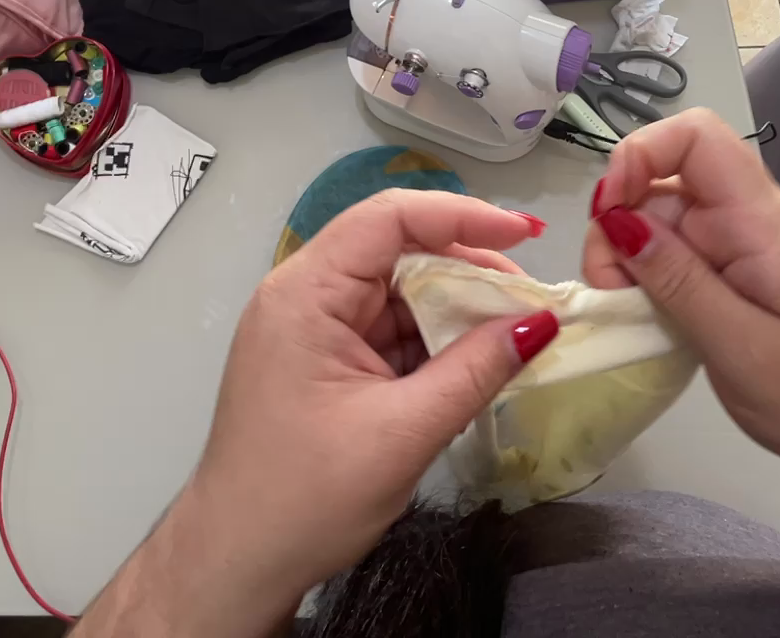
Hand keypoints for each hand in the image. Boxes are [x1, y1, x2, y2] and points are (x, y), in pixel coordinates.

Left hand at [177, 190, 557, 620]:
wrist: (238, 563)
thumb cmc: (306, 498)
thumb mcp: (403, 432)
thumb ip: (475, 371)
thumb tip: (541, 324)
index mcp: (306, 293)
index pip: (387, 220)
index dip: (460, 215)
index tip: (522, 233)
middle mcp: (306, 292)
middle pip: (396, 248)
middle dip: (467, 265)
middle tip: (530, 296)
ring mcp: (316, 324)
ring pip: (398, 287)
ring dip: (455, 304)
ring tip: (514, 326)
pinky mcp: (328, 353)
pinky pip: (390, 324)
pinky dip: (434, 335)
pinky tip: (475, 353)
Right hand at [582, 108, 779, 478]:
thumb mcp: (747, 350)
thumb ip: (680, 283)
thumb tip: (617, 223)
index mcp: (761, 221)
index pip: (696, 138)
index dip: (642, 154)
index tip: (610, 212)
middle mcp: (741, 218)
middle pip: (657, 184)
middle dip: (615, 228)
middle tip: (611, 293)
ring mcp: (728, 244)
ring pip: (649, 221)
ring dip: (621, 260)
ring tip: (626, 314)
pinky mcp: (718, 271)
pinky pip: (662, 255)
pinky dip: (637, 280)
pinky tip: (640, 318)